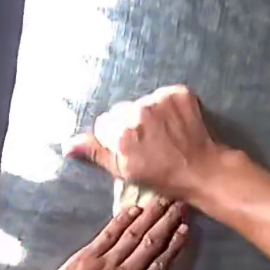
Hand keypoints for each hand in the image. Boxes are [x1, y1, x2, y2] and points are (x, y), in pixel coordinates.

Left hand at [28, 200, 190, 269]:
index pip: (161, 263)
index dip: (175, 245)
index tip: (184, 229)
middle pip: (151, 243)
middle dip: (166, 222)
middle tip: (179, 204)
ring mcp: (106, 262)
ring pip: (133, 234)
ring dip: (149, 215)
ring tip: (161, 200)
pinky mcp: (86, 255)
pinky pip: (108, 234)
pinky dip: (121, 220)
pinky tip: (133, 209)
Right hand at [64, 86, 240, 204]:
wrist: (202, 169)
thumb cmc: (161, 176)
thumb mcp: (123, 171)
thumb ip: (94, 153)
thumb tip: (67, 144)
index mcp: (120, 133)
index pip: (104, 123)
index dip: (114, 137)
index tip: (130, 148)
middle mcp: (137, 112)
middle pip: (121, 110)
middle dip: (129, 123)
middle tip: (147, 142)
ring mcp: (160, 100)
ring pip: (141, 102)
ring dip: (148, 114)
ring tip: (163, 134)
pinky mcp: (178, 93)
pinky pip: (162, 95)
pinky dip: (166, 106)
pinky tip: (174, 123)